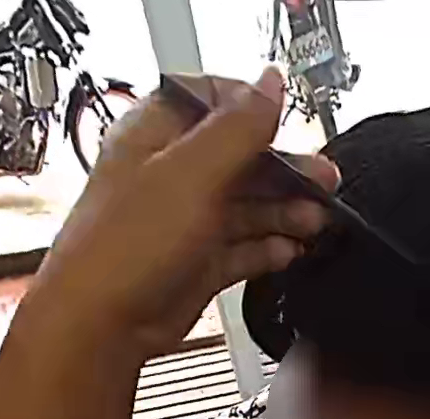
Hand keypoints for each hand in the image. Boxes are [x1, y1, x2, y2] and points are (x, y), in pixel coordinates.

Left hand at [31, 70, 336, 357]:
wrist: (107, 321)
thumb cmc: (124, 247)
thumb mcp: (189, 175)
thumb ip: (236, 131)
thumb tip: (271, 85)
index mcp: (159, 136)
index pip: (216, 106)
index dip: (257, 113)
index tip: (293, 126)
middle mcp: (175, 177)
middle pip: (242, 162)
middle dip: (285, 171)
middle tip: (322, 181)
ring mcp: (189, 223)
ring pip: (248, 209)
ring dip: (285, 213)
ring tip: (317, 220)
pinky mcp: (201, 264)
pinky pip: (244, 250)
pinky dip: (269, 249)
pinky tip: (290, 250)